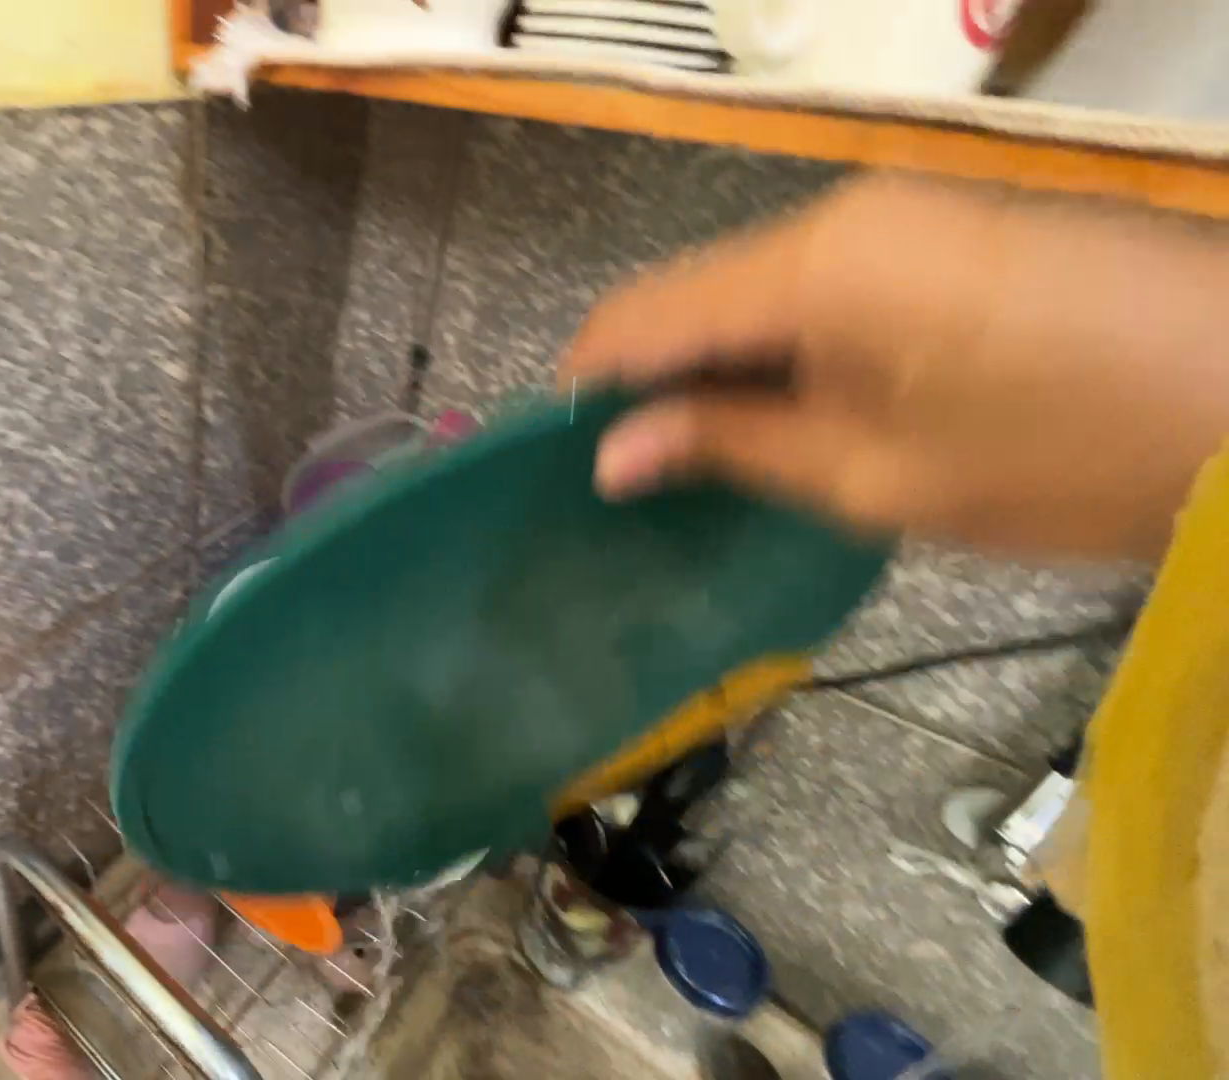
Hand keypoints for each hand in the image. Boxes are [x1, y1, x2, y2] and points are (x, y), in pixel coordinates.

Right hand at [559, 177, 1228, 561]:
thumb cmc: (1071, 456)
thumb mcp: (871, 475)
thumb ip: (725, 445)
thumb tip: (610, 455)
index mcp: (808, 273)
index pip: (637, 318)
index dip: (587, 384)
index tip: (569, 452)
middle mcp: (829, 218)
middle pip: (676, 294)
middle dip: (638, 374)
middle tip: (636, 461)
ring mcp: (882, 215)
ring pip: (729, 288)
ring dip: (698, 361)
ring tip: (702, 442)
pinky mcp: (922, 229)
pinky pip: (793, 283)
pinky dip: (758, 343)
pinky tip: (776, 400)